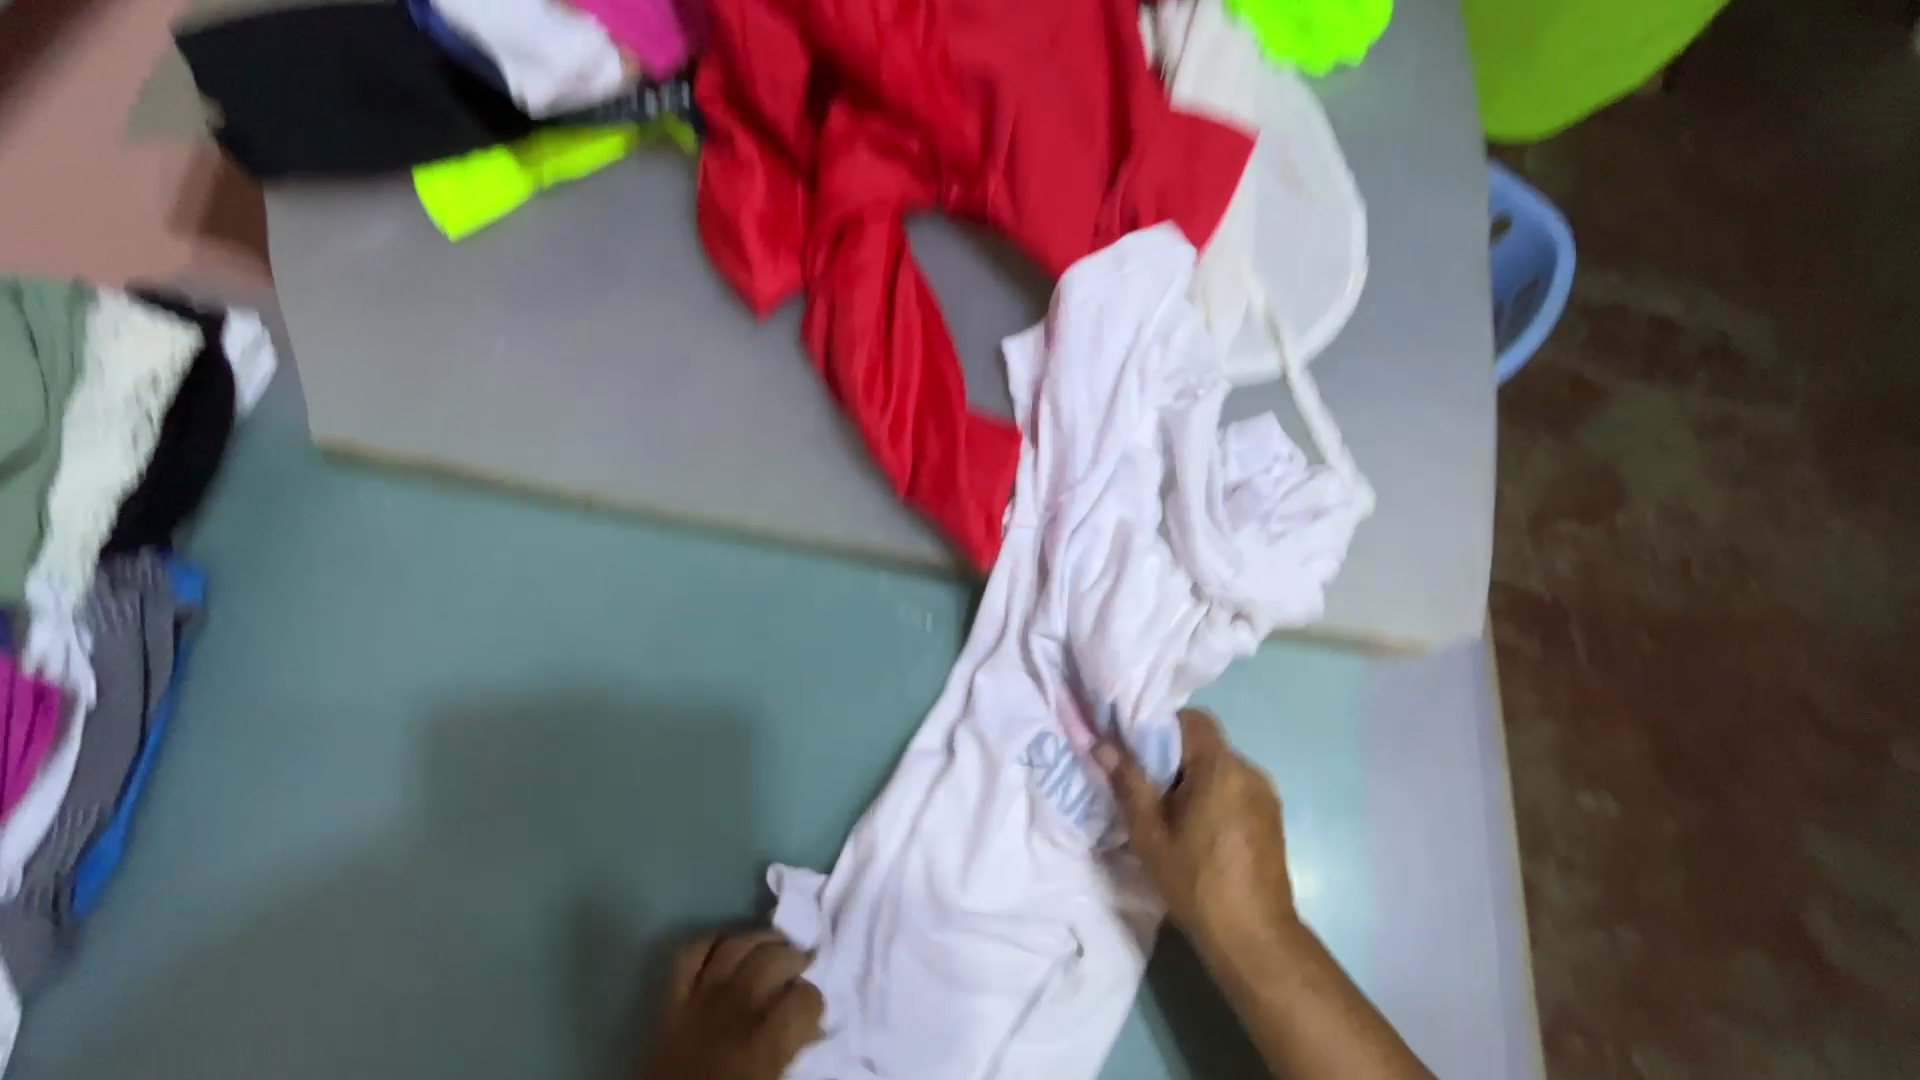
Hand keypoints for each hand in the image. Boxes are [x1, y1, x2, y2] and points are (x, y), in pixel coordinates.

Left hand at [640, 930, 823, 1079]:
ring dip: (763, 940)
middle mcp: (733, 1010)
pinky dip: (712, 942)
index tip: (813, 1013)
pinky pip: (691, 954)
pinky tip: (729, 945)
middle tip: (801, 972)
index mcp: (762, 1044)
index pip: (805, 999)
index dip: (815, 1002)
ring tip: (777, 947)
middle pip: (773, 959)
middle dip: (795, 960)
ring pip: (737, 946)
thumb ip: (793, 1054)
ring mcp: (699, 1000)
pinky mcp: (671, 1003)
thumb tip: (812, 1031)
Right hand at [1098, 708, 1297, 955]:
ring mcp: (1265, 794)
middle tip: (1145, 786)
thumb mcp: (1149, 833)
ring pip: (1220, 766)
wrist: (1254, 937)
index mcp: (1220, 767)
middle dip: (1173, 756)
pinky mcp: (1272, 817)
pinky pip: (1235, 788)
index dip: (1161, 726)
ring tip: (1169, 813)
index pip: (1192, 719)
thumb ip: (1128, 783)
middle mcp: (1249, 770)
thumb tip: (1101, 745)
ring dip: (1194, 778)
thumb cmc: (1195, 881)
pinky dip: (1213, 795)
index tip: (1136, 751)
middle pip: (1206, 742)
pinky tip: (1196, 830)